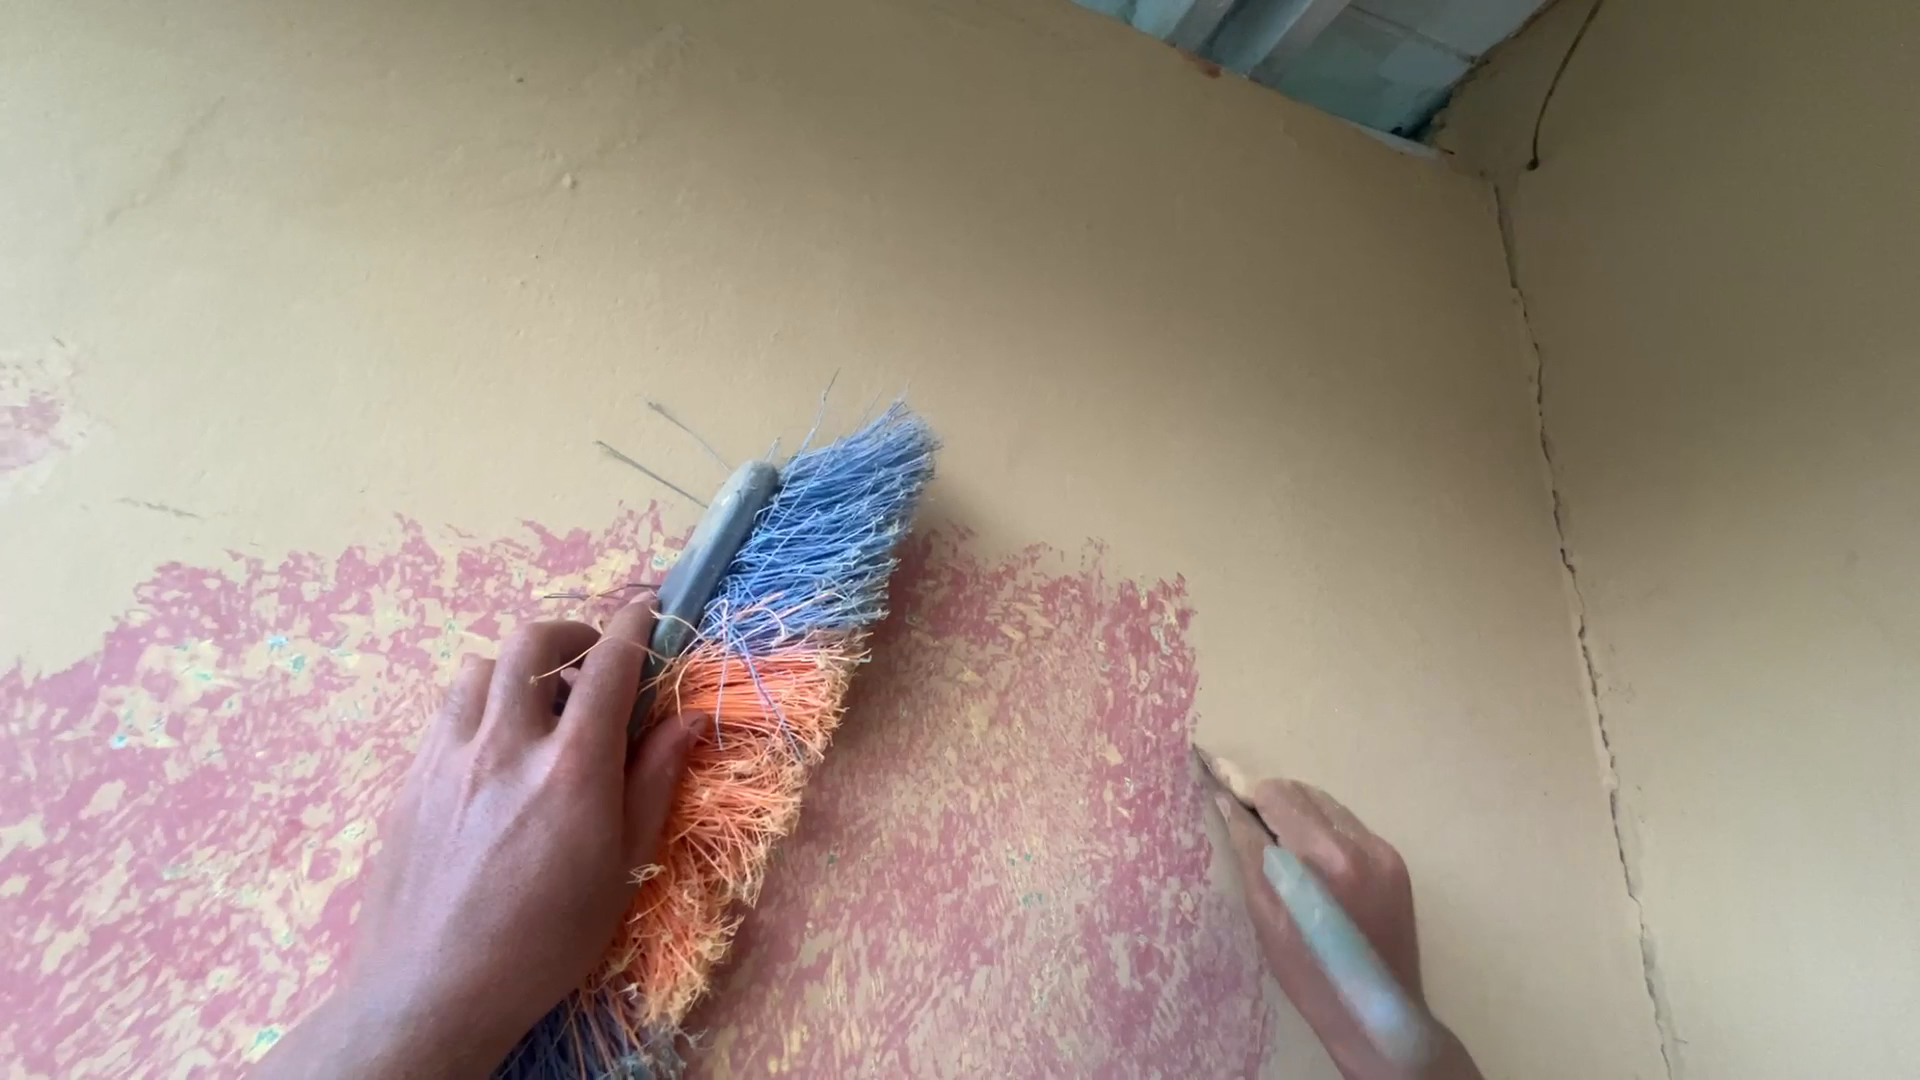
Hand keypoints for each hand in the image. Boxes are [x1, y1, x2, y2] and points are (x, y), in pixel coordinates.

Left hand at [261, 593, 696, 1078]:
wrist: (429, 996)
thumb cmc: (549, 933)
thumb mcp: (625, 861)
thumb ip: (657, 778)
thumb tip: (690, 718)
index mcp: (572, 766)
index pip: (610, 664)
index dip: (634, 624)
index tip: (647, 607)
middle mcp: (507, 744)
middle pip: (532, 642)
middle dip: (571, 632)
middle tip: (592, 661)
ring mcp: (447, 758)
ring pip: (480, 668)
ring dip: (519, 670)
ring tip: (537, 706)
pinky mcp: (408, 779)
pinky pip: (445, 709)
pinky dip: (479, 702)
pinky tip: (492, 746)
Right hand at [1205, 755, 1481, 1079]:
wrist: (1379, 1020)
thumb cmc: (1309, 974)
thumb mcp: (1264, 912)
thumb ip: (1247, 847)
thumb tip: (1227, 801)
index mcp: (1327, 857)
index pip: (1276, 794)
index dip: (1246, 792)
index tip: (1224, 792)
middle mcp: (1362, 844)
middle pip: (1302, 792)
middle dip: (1271, 802)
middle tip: (1250, 828)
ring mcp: (1384, 852)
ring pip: (1326, 803)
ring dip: (1298, 812)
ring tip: (1281, 846)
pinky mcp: (1396, 862)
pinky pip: (1347, 824)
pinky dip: (1323, 829)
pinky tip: (1312, 860)